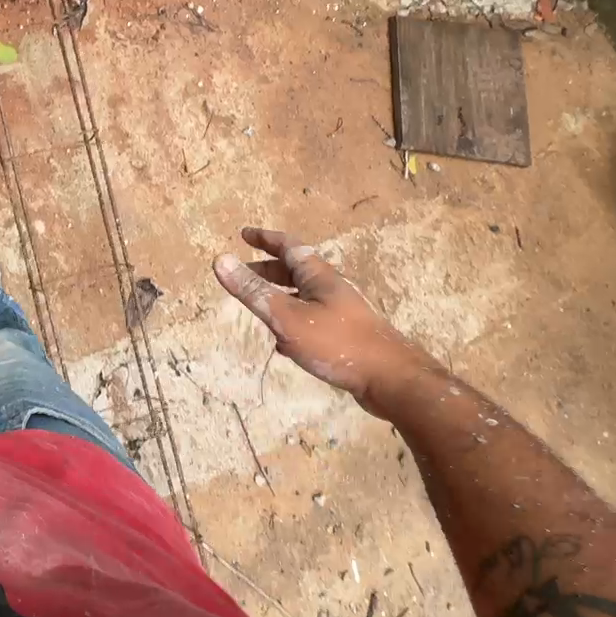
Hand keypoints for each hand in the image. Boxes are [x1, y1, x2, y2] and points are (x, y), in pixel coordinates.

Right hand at [213, 227, 440, 410]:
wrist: (395, 383)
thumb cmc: (338, 343)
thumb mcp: (286, 316)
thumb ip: (253, 290)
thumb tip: (220, 259)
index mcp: (319, 278)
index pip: (290, 247)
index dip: (266, 239)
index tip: (245, 234)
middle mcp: (332, 290)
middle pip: (296, 271)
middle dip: (267, 269)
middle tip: (243, 272)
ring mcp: (342, 314)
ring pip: (303, 296)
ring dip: (279, 296)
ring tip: (258, 305)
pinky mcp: (347, 336)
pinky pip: (311, 319)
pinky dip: (291, 320)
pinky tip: (282, 341)